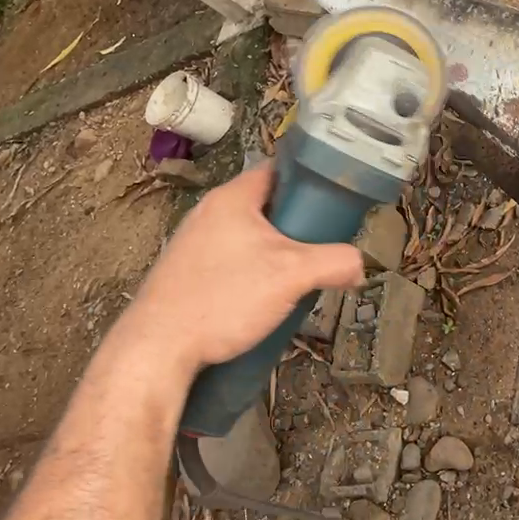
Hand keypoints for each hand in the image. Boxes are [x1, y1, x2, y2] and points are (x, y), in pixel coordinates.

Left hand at [114, 167, 363, 375]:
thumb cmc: (225, 297)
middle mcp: (209, 213)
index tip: (337, 198)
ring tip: (300, 274)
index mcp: (232, 198)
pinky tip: (267, 298)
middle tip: (325, 242)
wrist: (158, 350)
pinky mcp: (186, 274)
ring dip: (278, 251)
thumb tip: (360, 267)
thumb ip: (336, 262)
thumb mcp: (294, 275)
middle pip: (267, 204)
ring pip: (250, 236)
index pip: (279, 169)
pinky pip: (232, 260)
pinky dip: (255, 271)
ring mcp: (194, 244)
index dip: (311, 179)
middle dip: (299, 223)